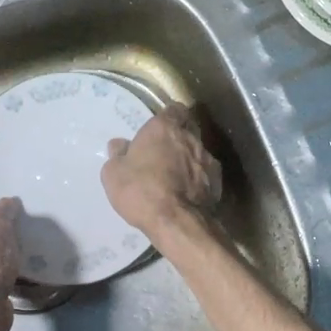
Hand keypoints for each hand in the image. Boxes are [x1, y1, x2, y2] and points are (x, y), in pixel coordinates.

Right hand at [101, 103, 221, 238]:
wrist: (175, 220)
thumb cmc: (140, 190)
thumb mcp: (113, 173)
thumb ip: (118, 154)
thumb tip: (119, 145)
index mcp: (164, 128)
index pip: (174, 109)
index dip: (168, 117)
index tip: (159, 128)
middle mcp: (190, 138)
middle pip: (188, 129)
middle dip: (179, 137)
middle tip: (166, 151)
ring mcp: (207, 159)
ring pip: (199, 151)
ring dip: (189, 159)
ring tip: (177, 175)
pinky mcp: (217, 181)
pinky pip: (206, 173)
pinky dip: (199, 178)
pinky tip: (188, 191)